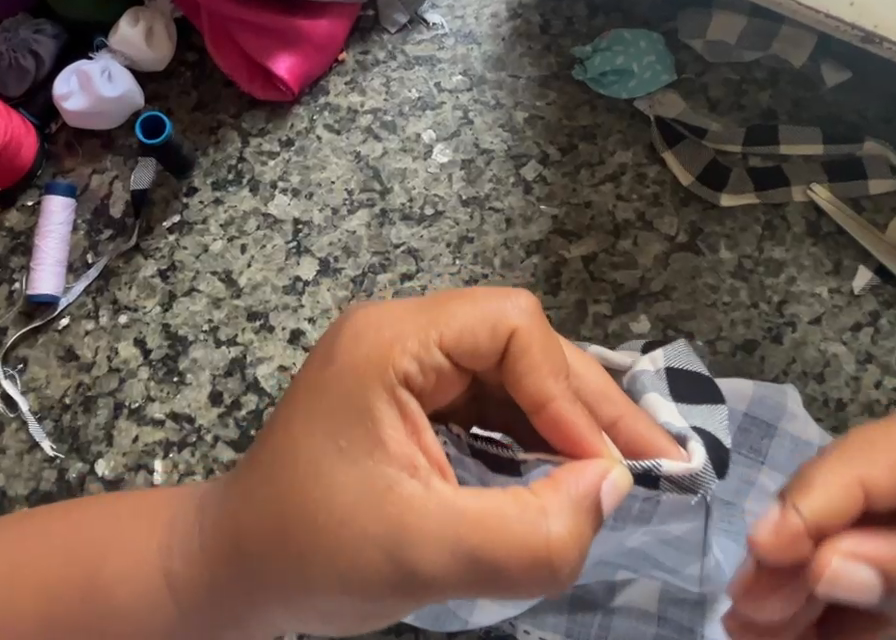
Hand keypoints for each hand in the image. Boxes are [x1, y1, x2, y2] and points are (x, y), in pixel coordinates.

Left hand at [183, 288, 681, 637]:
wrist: (237, 568)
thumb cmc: (311, 554)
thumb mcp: (423, 554)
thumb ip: (527, 532)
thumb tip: (613, 489)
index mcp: (391, 342)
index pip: (508, 326)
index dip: (568, 393)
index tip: (610, 470)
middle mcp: (401, 334)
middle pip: (517, 341)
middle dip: (584, 404)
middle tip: (658, 464)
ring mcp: (404, 362)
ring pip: (510, 370)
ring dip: (567, 420)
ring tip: (628, 471)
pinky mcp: (410, 396)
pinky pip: (488, 400)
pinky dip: (532, 436)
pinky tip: (568, 472)